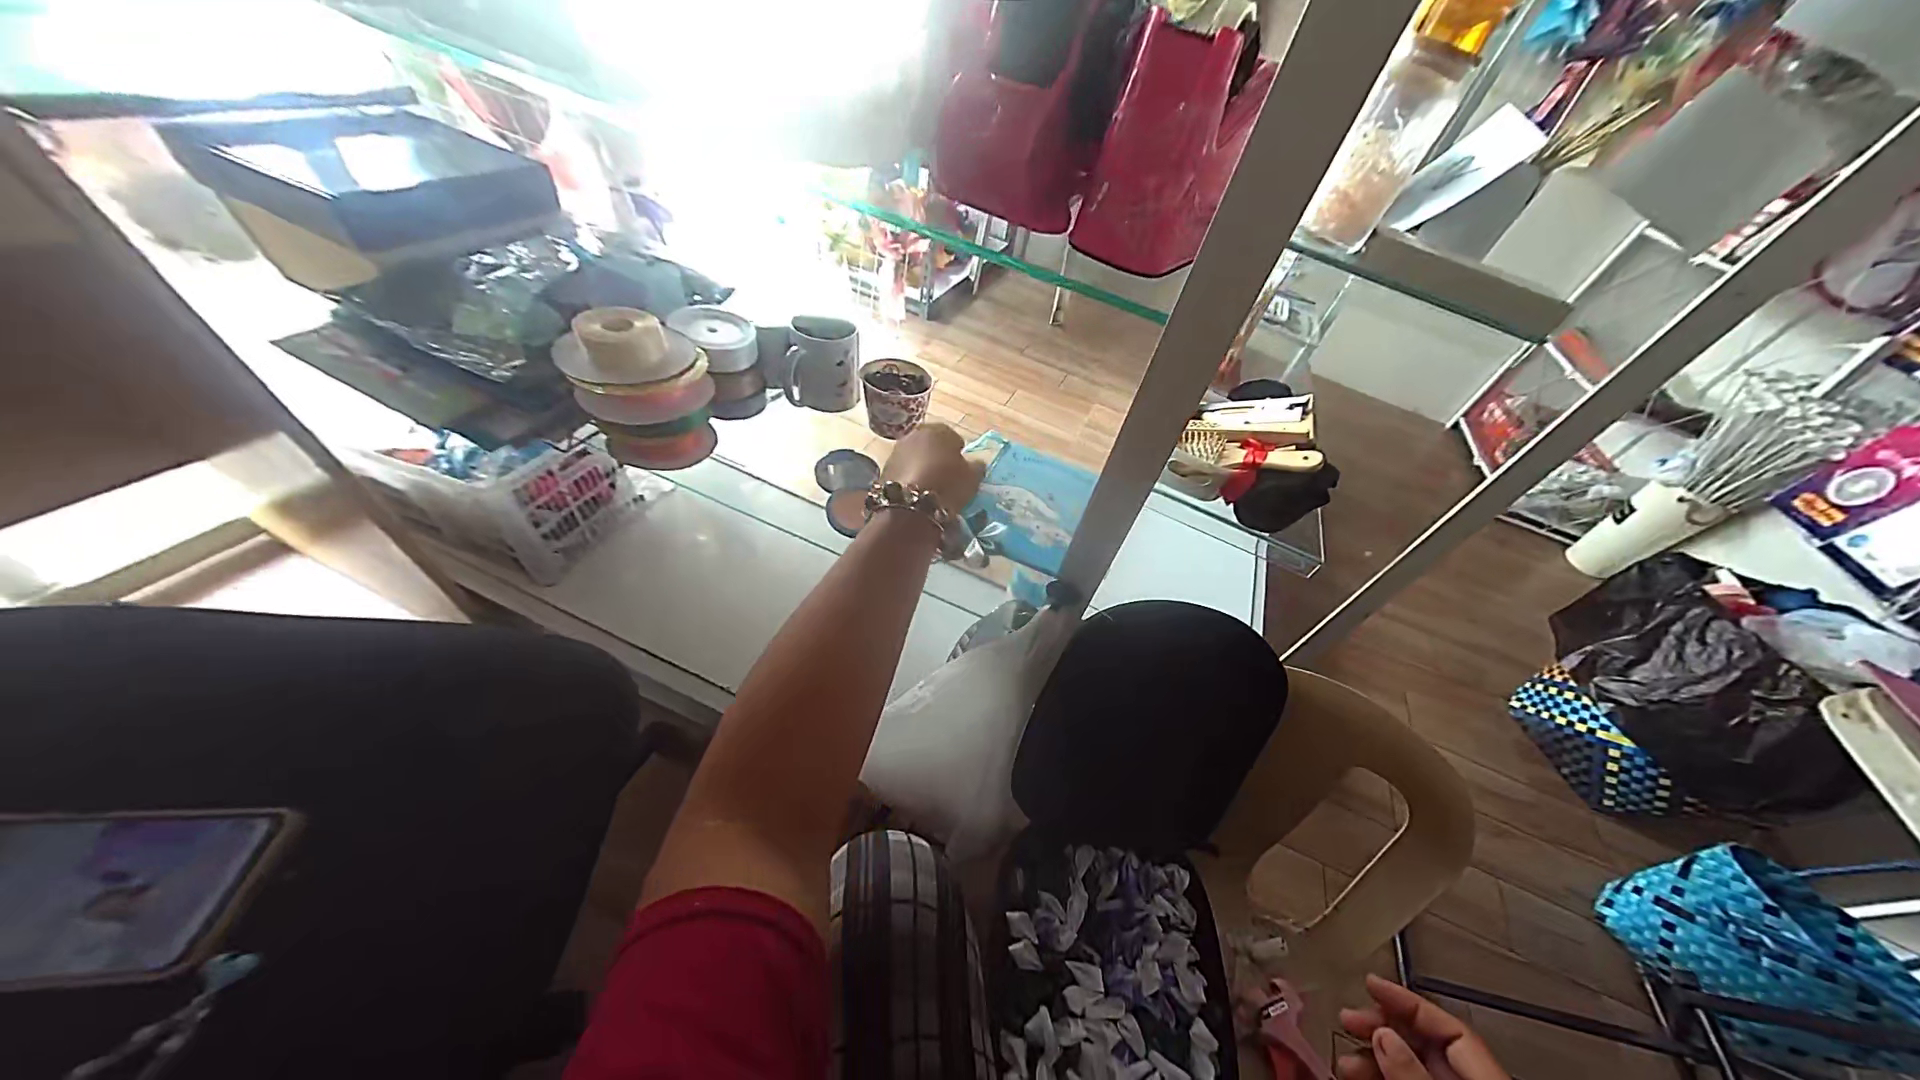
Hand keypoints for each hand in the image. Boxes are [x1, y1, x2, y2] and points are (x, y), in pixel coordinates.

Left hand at [881, 423, 981, 516]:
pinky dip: (909, 479)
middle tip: (946, 477)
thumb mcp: (972, 477)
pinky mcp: (884, 469)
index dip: (958, 453)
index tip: (961, 469)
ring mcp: (896, 451)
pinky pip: (903, 471)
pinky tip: (916, 494)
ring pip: (915, 457)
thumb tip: (975, 463)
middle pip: (930, 445)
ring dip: (922, 467)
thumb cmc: (947, 485)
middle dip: (937, 457)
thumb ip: (976, 466)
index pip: (953, 437)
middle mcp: (914, 434)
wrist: (910, 507)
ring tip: (930, 488)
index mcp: (938, 430)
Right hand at [1337, 976, 1509, 1079]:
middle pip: (1424, 1041)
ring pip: (1410, 1063)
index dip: (1406, 998)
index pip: (1447, 1023)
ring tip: (1347, 1061)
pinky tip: (1358, 1074)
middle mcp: (1471, 1078)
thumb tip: (1382, 1033)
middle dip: (1381, 1025)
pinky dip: (1380, 1074)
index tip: (1370, 981)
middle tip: (1349, 1019)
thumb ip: (1415, 1070)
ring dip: (1372, 1055)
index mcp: (1488, 1074)